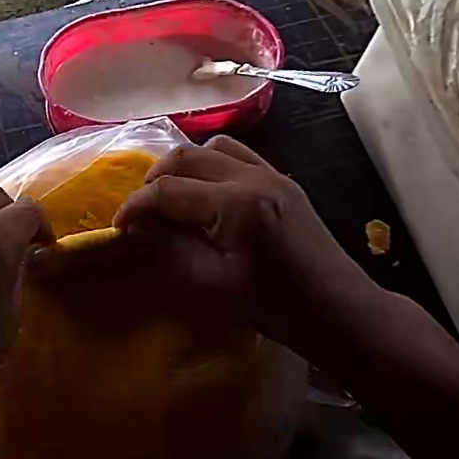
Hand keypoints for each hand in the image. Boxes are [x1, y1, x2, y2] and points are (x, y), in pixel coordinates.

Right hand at [106, 136, 380, 356]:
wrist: (338, 311)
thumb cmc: (272, 305)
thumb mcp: (209, 280)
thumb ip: (172, 243)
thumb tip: (143, 225)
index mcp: (236, 205)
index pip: (167, 190)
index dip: (135, 206)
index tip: (120, 227)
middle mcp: (254, 178)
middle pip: (185, 156)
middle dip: (153, 179)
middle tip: (142, 210)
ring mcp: (272, 175)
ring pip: (212, 147)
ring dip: (182, 167)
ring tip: (171, 197)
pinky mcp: (282, 182)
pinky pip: (237, 156)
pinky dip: (210, 166)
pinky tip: (203, 194)